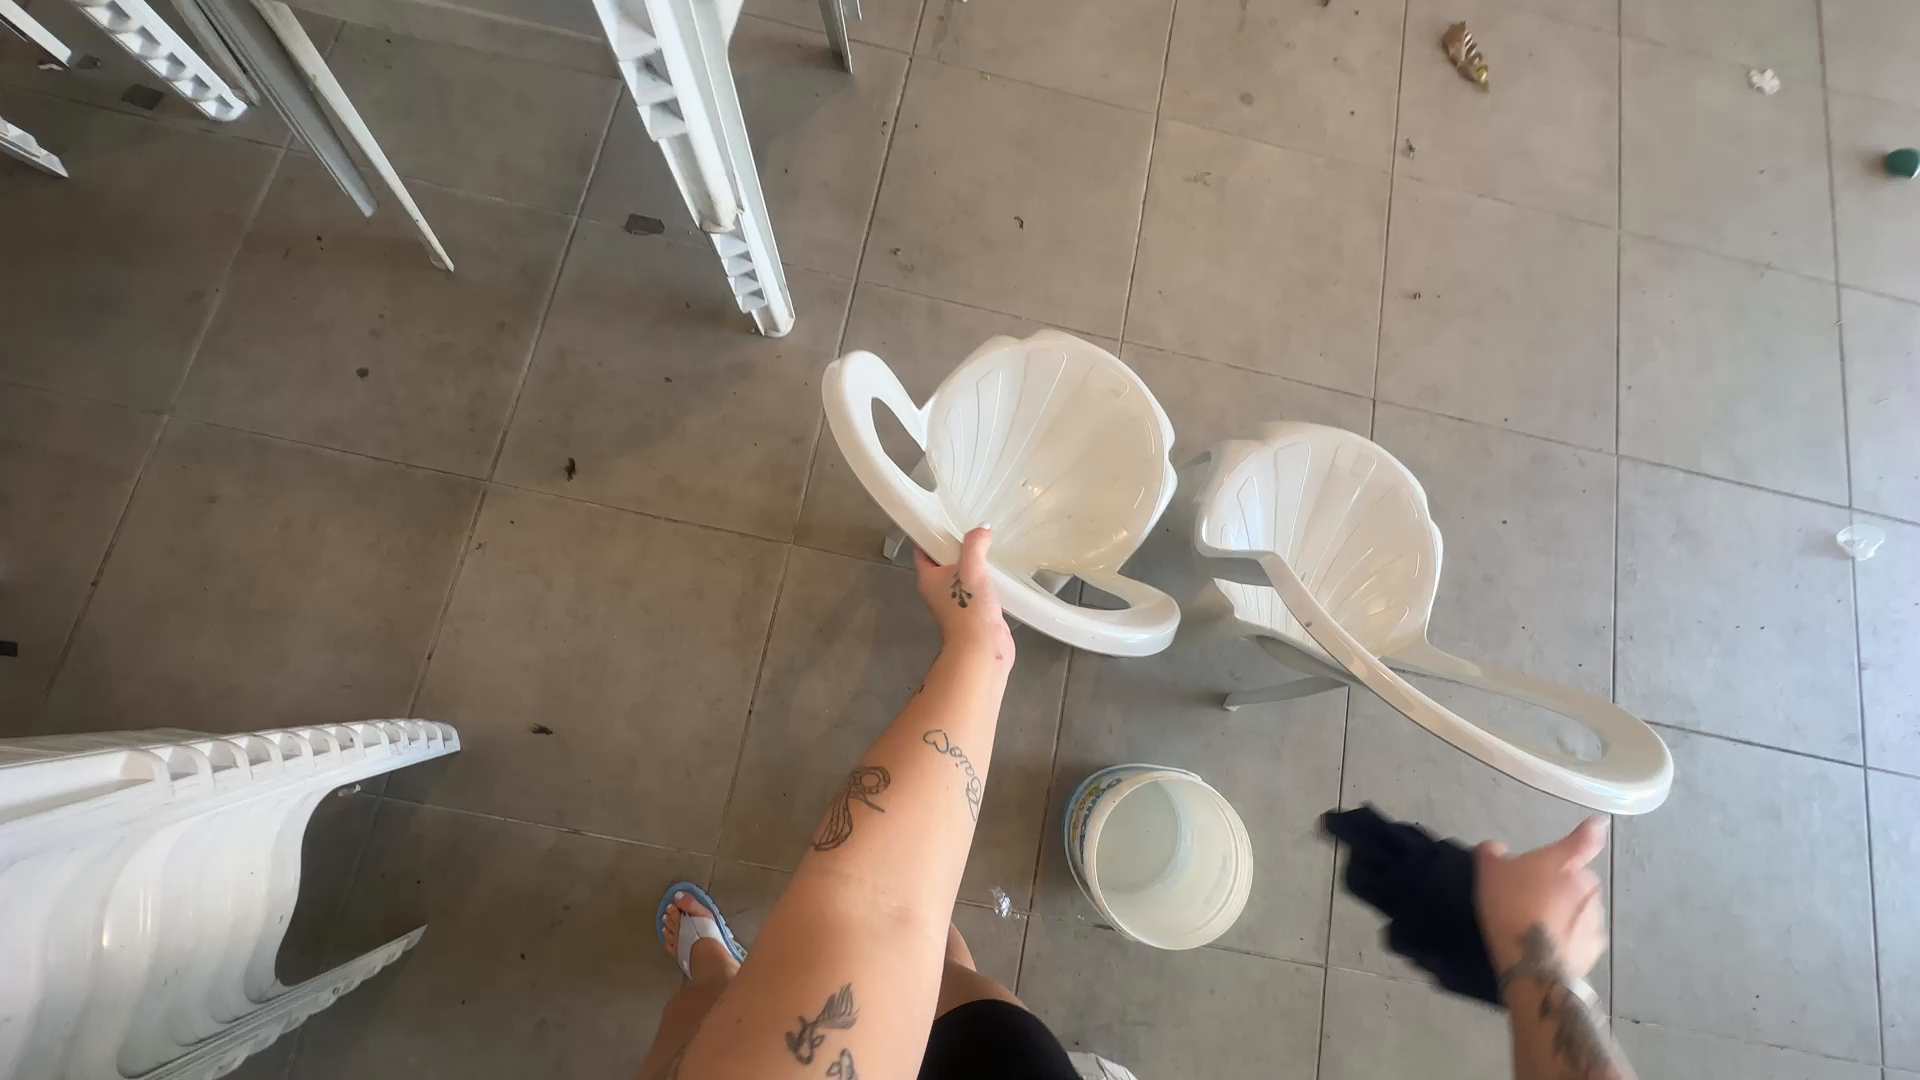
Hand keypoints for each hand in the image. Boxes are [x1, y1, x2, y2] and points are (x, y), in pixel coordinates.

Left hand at [915, 527, 1013, 666]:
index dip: (931, 532)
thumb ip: (975, 545)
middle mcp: (938, 589)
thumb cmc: (968, 607)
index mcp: (928, 578)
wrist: (983, 648)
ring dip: (974, 562)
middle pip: (944, 559)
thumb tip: (983, 529)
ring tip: (990, 542)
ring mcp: (955, 601)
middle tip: (974, 526)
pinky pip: (977, 587)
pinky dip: (987, 577)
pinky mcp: (974, 610)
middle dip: (957, 544)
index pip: (923, 548)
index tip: (946, 517)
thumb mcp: (971, 568)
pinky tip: (1000, 568)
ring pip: (962, 574)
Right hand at [1474, 816, 1607, 983]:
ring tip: (1536, 919)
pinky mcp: (1597, 944)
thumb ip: (1493, 852)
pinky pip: (1582, 930)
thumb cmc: (1508, 904)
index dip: (1591, 830)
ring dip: (1565, 907)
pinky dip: (1569, 931)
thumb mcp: (1486, 871)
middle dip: (1561, 881)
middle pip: (1576, 877)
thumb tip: (1499, 849)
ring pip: (1580, 904)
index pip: (1584, 840)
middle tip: (1532, 892)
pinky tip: (1548, 938)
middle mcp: (1586, 885)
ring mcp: (1595, 916)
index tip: (1598, 823)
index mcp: (1561, 862)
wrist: (1531, 961)